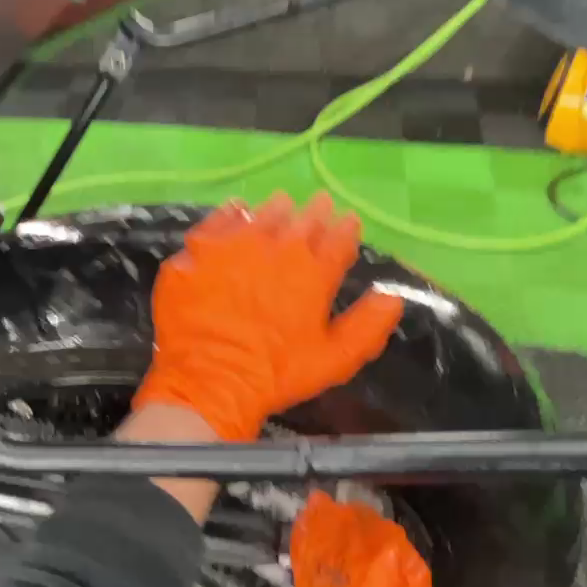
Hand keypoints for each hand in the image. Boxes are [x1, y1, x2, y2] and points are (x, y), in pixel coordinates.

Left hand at [133, 194, 402, 441]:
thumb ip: (367, 326)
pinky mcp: (195, 254)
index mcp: (313, 271)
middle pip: (299, 221)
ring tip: (277, 207)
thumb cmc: (275, 375)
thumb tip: (391, 297)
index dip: (344, 229)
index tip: (346, 221)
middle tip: (316, 205)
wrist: (208, 380)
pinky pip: (214, 224)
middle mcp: (274, 248)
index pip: (338, 238)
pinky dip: (228, 216)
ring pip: (258, 216)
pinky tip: (233, 214)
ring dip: (272, 211)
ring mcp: (230, 248)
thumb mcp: (334, 360)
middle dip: (312, 213)